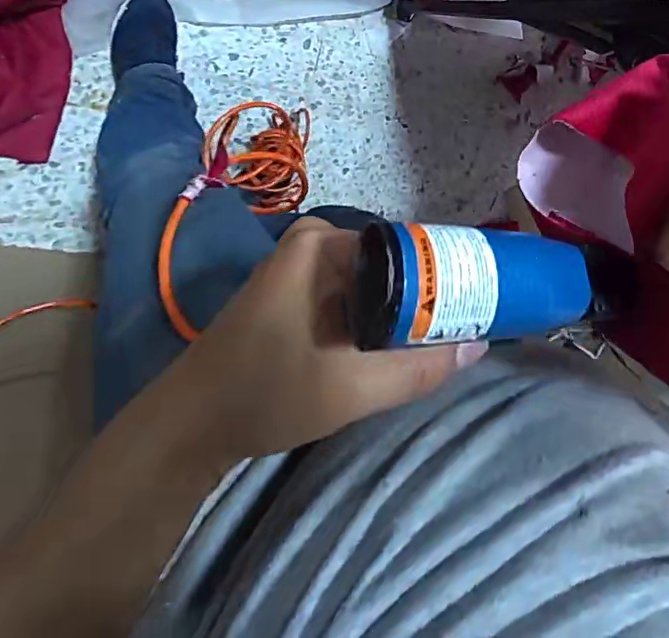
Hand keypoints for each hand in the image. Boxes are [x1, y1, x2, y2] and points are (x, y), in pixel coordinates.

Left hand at [146, 218, 484, 461]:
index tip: (472, 305)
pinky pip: (352, 292)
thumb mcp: (350, 389)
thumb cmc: (264, 394)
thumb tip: (479, 345)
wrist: (188, 425)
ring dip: (401, 309)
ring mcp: (301, 266)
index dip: (442, 278)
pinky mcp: (295, 289)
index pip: (407, 248)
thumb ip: (418, 369)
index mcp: (323, 245)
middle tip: (459, 329)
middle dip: (425, 297)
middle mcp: (314, 243)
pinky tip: (393, 344)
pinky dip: (375, 316)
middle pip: (392, 264)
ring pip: (374, 281)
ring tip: (437, 338)